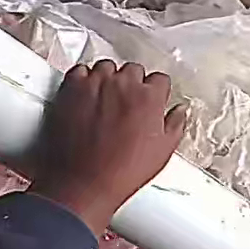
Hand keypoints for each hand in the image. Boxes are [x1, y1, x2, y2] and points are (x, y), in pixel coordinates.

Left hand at [28, 60, 185, 235]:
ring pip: (105, 67)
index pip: (159, 79)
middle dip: (130, 83)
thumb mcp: (162, 151)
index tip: (148, 99)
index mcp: (149, 98)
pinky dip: (81, 80)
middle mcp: (122, 85)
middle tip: (124, 102)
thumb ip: (175, 124)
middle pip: (132, 70)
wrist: (83, 180)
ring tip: (103, 99)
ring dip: (106, 79)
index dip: (154, 91)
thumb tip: (179, 111)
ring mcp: (95, 84)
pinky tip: (83, 95)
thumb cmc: (122, 170)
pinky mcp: (70, 88)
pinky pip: (78, 71)